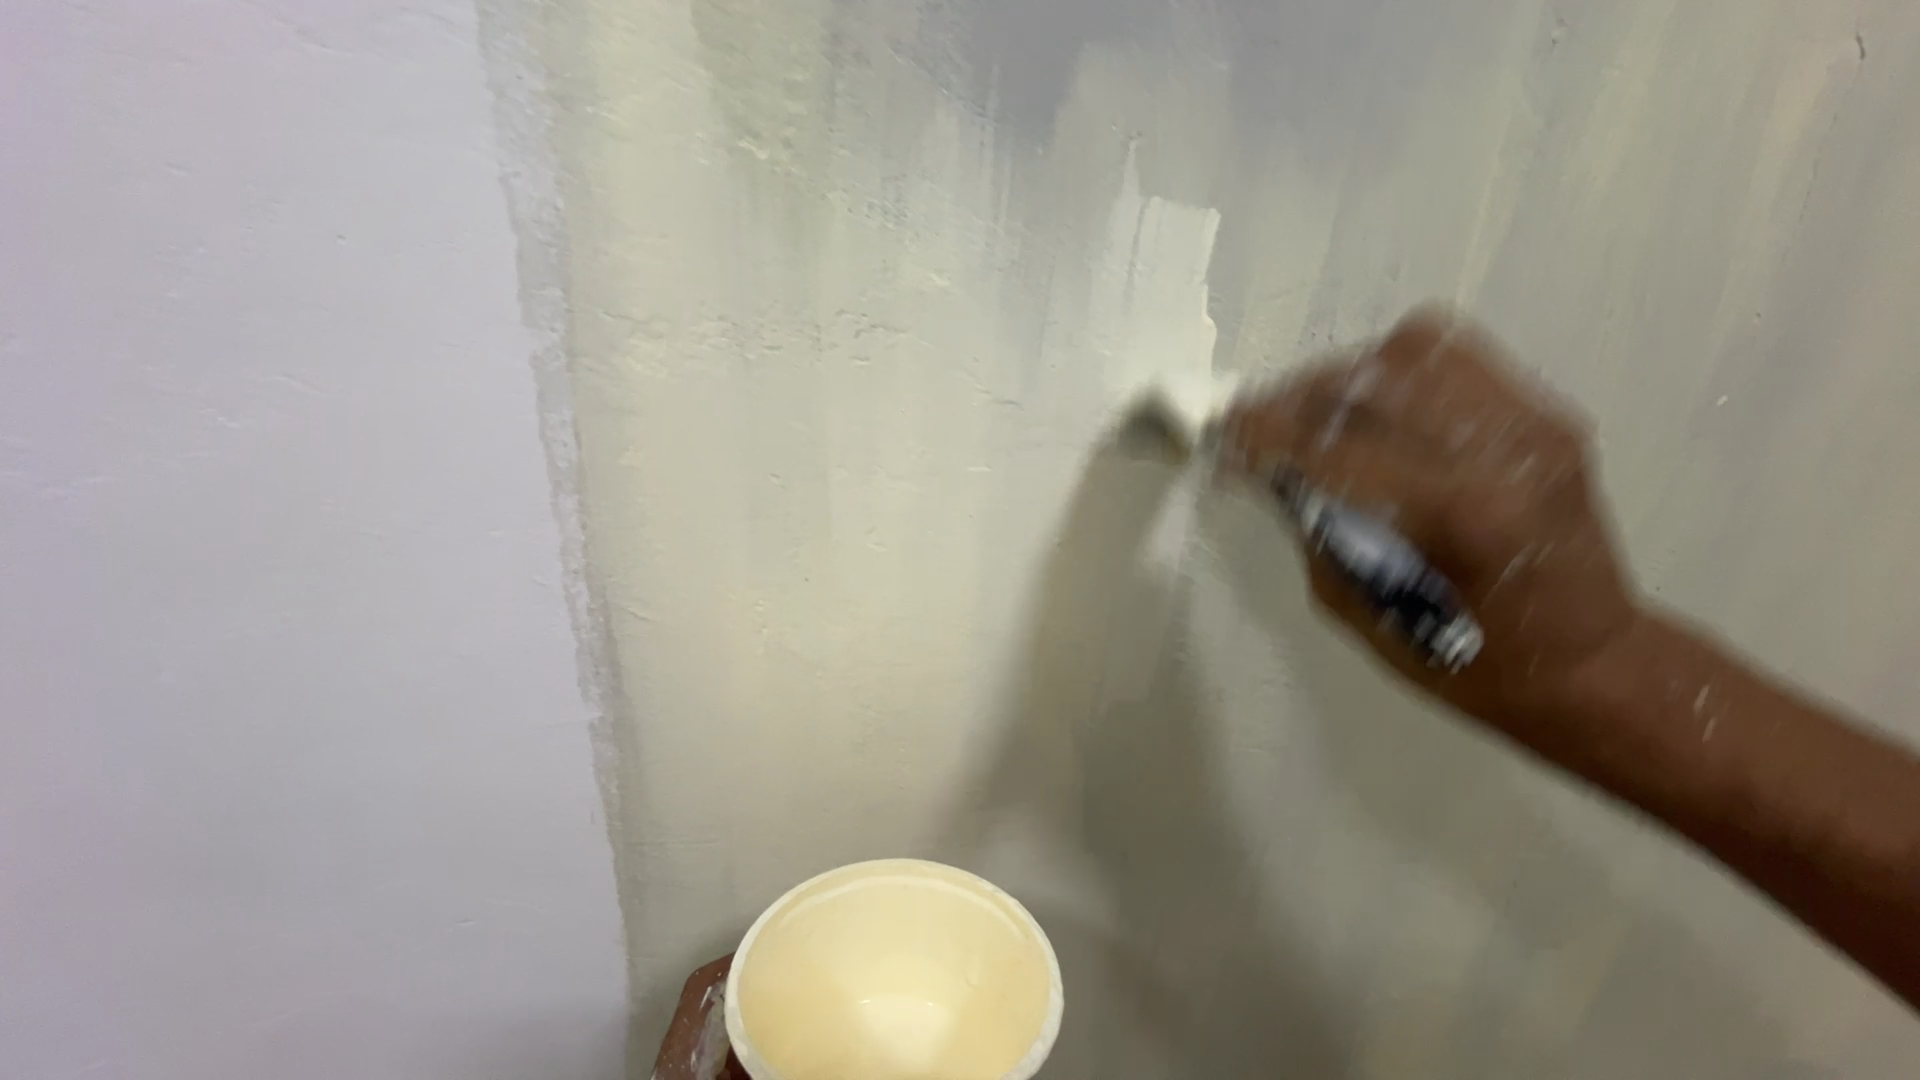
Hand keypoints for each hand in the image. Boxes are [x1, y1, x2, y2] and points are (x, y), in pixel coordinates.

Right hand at [1221, 306, 1643, 741]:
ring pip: (1414, 347)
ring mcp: (1535, 422)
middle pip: (1370, 379)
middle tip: (1262, 425)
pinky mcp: (1548, 413)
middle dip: (1296, 396)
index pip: (1332, 446)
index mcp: (1456, 514)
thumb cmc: (1461, 660)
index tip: (1223, 435)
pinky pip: (1454, 360)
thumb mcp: (1357, 603)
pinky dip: (1395, 377)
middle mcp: (1502, 450)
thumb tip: (1273, 466)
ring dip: (1346, 376)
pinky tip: (1376, 415)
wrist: (1585, 661)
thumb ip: (1314, 523)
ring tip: (1318, 413)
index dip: (1263, 434)